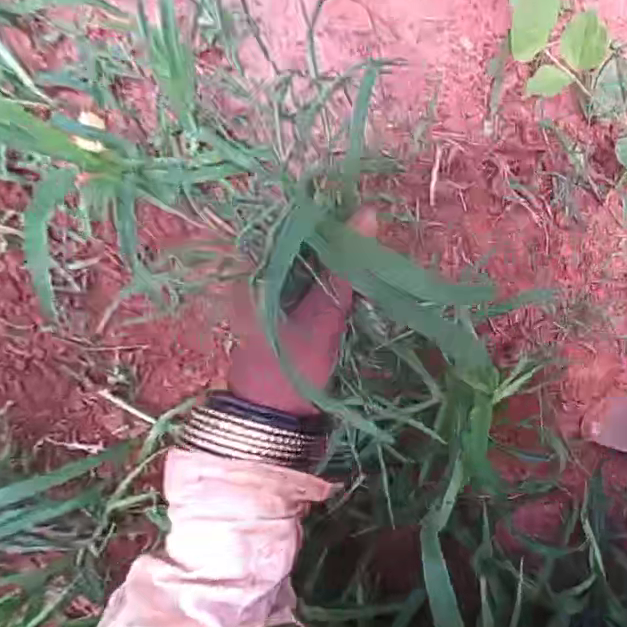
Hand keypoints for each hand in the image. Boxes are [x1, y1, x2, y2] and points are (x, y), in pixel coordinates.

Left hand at [226, 209, 375, 415]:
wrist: (274, 416)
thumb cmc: (288, 366)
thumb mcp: (320, 316)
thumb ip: (343, 270)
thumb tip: (368, 214)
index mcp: (253, 266)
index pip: (291, 222)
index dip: (327, 214)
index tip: (360, 210)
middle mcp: (260, 272)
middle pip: (304, 241)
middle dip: (338, 237)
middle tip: (373, 230)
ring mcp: (275, 293)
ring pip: (312, 261)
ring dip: (340, 258)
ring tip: (371, 247)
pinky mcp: (290, 311)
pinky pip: (315, 283)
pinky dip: (337, 279)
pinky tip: (359, 277)